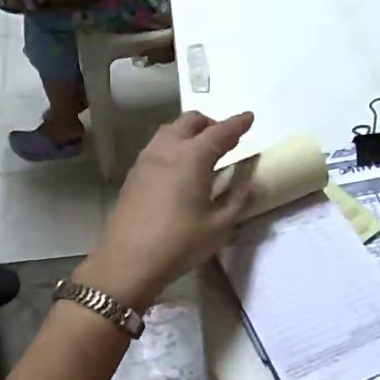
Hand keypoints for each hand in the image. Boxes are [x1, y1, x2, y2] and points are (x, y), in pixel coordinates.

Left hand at [72, 111, 255, 310]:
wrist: (128, 261)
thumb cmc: (179, 243)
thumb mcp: (218, 226)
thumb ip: (237, 200)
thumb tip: (251, 184)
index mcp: (192, 157)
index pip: (220, 132)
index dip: (237, 124)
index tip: (249, 118)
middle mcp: (167, 149)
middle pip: (190, 122)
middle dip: (211, 124)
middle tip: (226, 139)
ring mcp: (145, 160)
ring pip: (170, 131)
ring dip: (189, 133)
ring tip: (203, 151)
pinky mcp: (133, 175)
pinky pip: (157, 147)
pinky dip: (173, 146)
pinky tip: (179, 168)